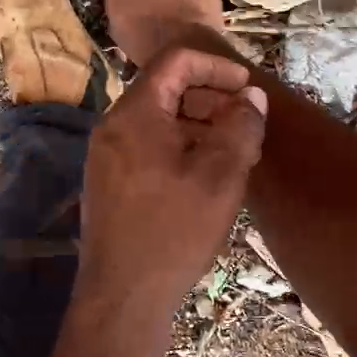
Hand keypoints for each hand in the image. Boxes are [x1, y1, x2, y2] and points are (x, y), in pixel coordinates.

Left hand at [76, 46, 267, 317]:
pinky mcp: (109, 180)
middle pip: (164, 87)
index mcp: (135, 112)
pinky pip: (147, 144)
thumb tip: (250, 96)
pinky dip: (178, 145)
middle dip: (210, 96)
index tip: (247, 87)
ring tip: (235, 150)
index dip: (215, 66)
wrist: (122, 294)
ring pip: (157, 119)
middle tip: (247, 122)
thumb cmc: (174, 230)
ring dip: (197, 124)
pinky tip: (206, 176)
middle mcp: (113, 124)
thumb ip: (239, 128)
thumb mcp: (220, 177)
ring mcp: (106, 153)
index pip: (174, 61)